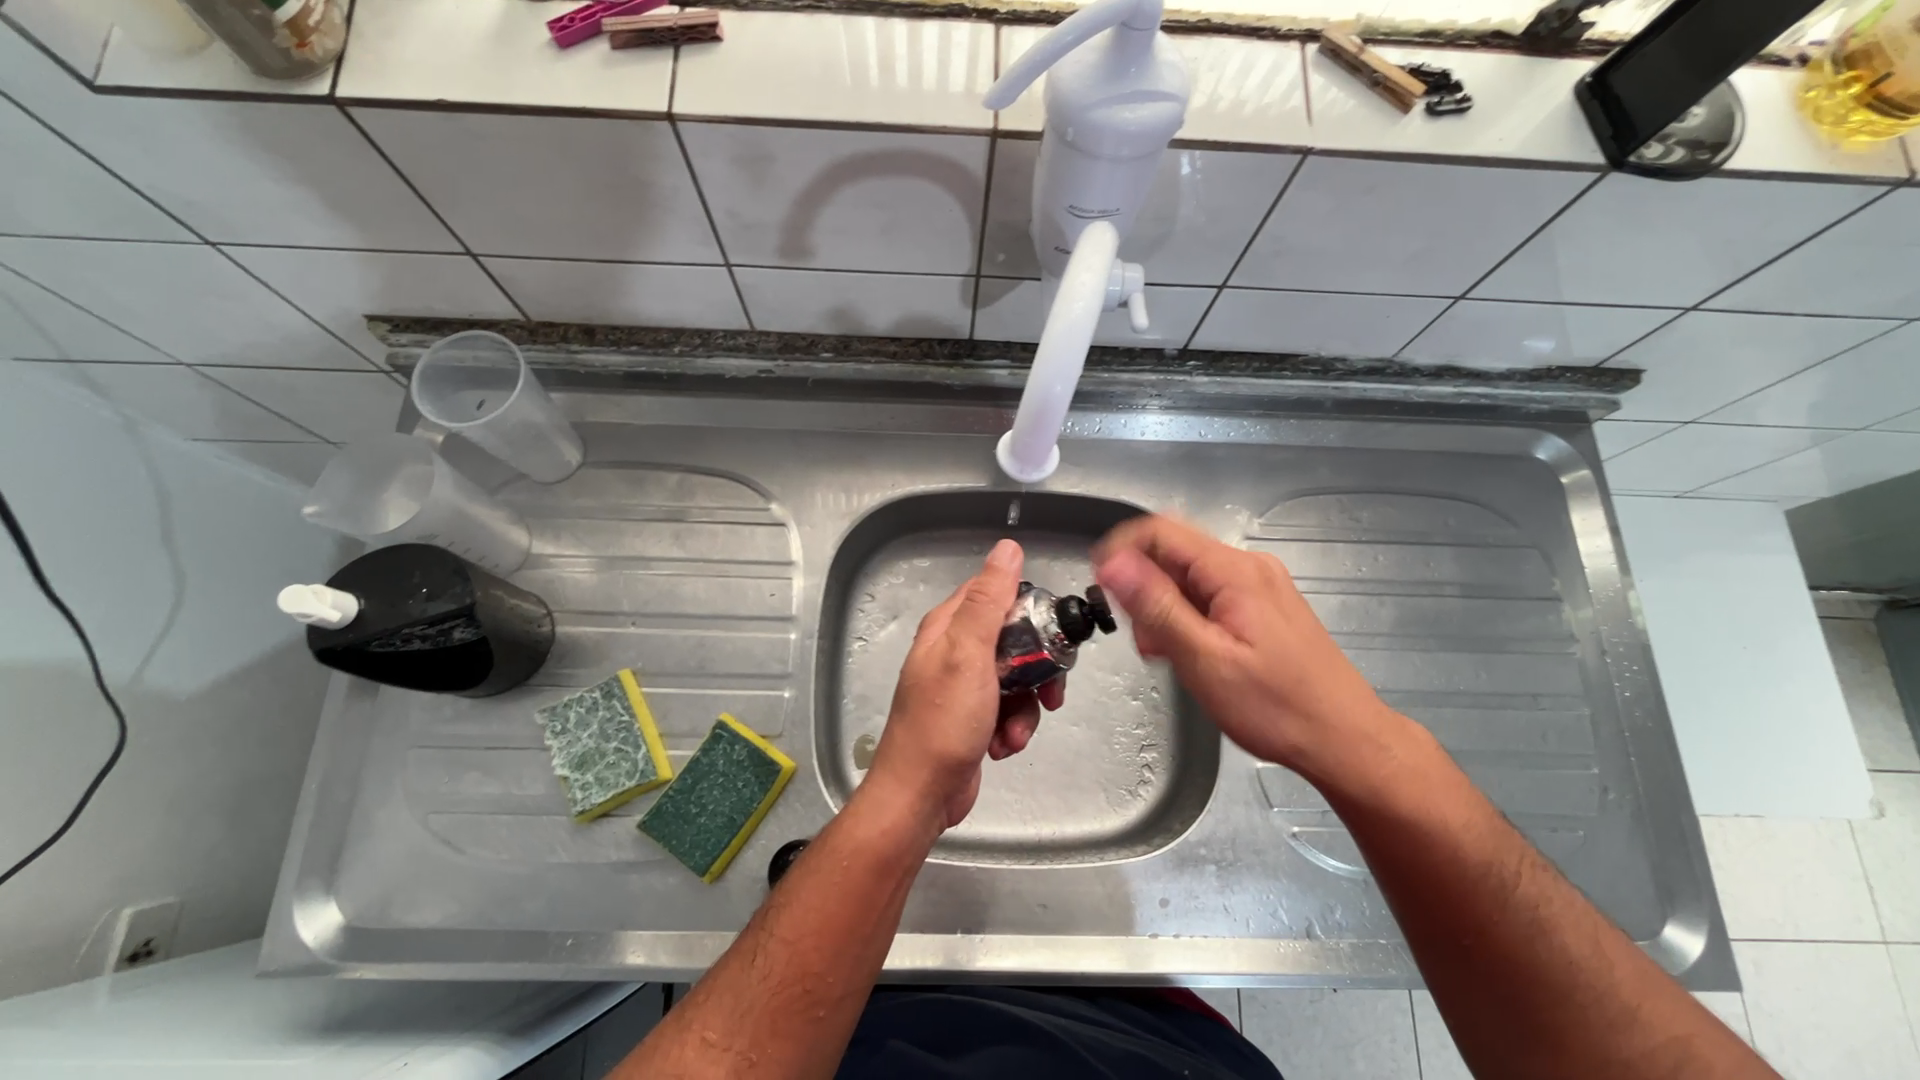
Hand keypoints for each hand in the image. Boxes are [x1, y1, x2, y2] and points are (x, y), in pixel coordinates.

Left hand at [866, 539, 1066, 831]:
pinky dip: (1013, 728)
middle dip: (1037, 668)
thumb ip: (988, 601)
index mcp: (948, 627)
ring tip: (1013, 731)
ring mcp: (964, 687)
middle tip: (1049, 691)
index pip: (995, 594)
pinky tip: (1002, 746)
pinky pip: (1009, 710)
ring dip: (1026, 707)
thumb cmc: (943, 722)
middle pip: (1014, 639)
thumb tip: (1006, 549)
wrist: (921, 794)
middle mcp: (954, 651)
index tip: (1052, 635)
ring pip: (1017, 679)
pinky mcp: (973, 718)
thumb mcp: (968, 653)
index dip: (1028, 609)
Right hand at [1092, 515, 1390, 774]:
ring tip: (1166, 655)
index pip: (1160, 531)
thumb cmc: (1274, 706)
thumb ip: (1156, 607)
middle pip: (1175, 554)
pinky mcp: (1265, 609)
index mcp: (1234, 571)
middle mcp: (1249, 567)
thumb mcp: (1204, 659)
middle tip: (1141, 641)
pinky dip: (1188, 618)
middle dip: (1143, 589)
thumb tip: (1113, 563)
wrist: (1344, 739)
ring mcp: (1261, 587)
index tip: (1099, 590)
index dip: (1120, 551)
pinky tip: (1190, 654)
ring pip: (1190, 578)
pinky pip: (1211, 596)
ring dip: (1164, 608)